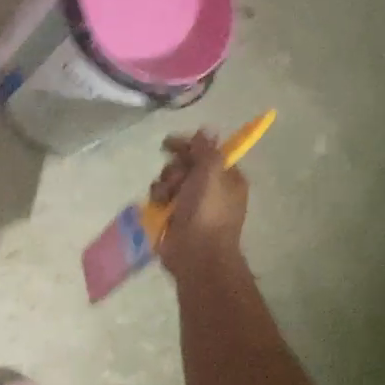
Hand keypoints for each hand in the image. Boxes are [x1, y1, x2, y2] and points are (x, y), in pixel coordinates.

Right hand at [153, 130, 248, 279]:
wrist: (197, 255)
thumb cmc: (208, 212)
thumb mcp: (211, 173)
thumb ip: (206, 150)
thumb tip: (206, 129)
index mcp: (226, 177)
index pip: (205, 152)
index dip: (188, 147)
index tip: (169, 144)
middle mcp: (210, 189)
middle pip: (184, 165)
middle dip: (174, 170)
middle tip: (175, 181)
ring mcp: (191, 205)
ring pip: (169, 181)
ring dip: (164, 185)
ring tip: (166, 198)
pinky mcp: (173, 218)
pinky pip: (161, 199)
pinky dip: (158, 200)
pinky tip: (159, 207)